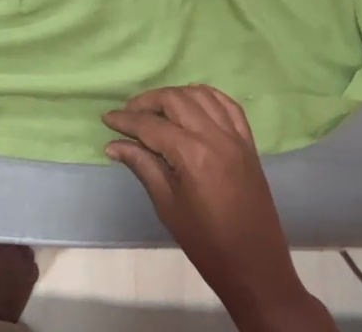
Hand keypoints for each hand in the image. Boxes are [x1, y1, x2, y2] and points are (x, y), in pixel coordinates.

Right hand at [104, 86, 332, 331]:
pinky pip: (229, 106)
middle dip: (147, 102)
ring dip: (175, 95)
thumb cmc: (206, 242)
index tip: (106, 118)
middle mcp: (216, 138)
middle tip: (128, 114)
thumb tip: (113, 145)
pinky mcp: (249, 144)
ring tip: (157, 109)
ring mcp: (236, 138)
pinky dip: (208, 96)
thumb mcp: (167, 205)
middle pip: (175, 100)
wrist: (255, 267)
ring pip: (201, 95)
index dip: (125, 120)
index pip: (151, 125)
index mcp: (193, 155)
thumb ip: (142, 166)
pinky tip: (192, 103)